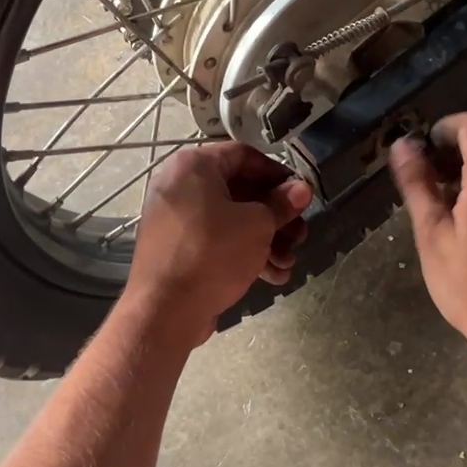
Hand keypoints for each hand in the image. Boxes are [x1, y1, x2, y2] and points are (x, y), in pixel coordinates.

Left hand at [126, 142, 311, 343]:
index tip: (299, 194)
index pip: (244, 155)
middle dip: (275, 216)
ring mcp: (175, 219)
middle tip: (300, 234)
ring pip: (231, 220)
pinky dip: (243, 252)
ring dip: (265, 239)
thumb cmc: (213, 252)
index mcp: (194, 165)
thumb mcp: (257, 224)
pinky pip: (215, 241)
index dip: (277, 174)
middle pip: (240, 191)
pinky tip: (272, 276)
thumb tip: (302, 190)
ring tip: (288, 262)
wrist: (165, 311)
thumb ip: (282, 204)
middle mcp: (180, 185)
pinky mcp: (176, 249)